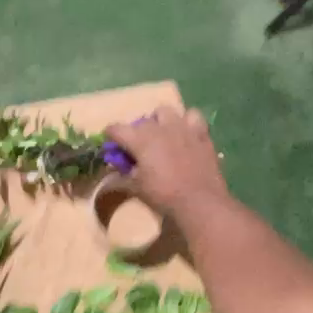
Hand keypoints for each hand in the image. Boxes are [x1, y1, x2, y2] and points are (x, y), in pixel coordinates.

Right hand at [104, 106, 228, 216]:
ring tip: (163, 134)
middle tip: (138, 147)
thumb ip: (124, 175)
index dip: (111, 135)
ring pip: (167, 111)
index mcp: (140, 139)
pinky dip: (187, 122)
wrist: (199, 201)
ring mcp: (182, 127)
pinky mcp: (201, 134)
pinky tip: (186, 134)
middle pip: (142, 121)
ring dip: (161, 120)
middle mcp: (160, 127)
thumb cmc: (163, 195)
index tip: (111, 143)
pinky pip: (193, 117)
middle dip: (136, 131)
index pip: (116, 129)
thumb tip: (115, 173)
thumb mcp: (137, 187)